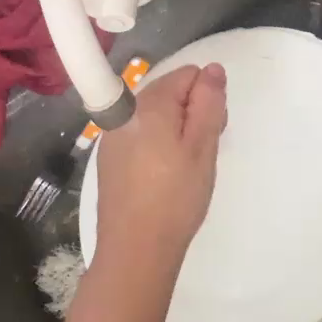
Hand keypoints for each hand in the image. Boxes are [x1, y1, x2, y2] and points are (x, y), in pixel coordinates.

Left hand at [93, 63, 227, 268]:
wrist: (135, 252)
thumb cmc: (175, 196)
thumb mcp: (202, 146)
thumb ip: (209, 101)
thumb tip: (212, 68)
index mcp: (149, 104)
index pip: (188, 74)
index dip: (207, 99)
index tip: (210, 132)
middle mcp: (126, 112)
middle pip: (170, 92)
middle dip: (191, 113)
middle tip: (201, 153)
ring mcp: (114, 137)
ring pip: (156, 116)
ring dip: (176, 131)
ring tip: (185, 169)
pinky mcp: (109, 160)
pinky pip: (142, 136)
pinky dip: (158, 147)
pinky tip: (164, 178)